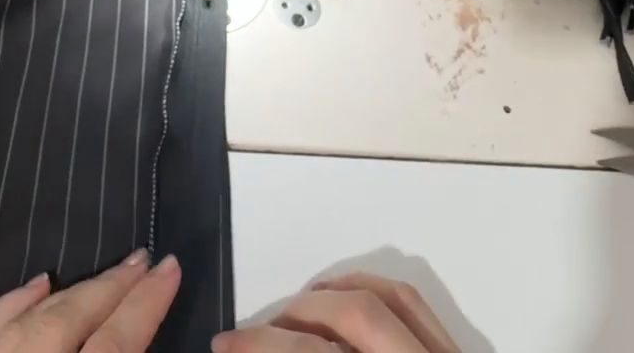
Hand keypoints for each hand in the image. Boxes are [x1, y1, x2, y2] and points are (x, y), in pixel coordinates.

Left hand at [0, 249, 181, 352]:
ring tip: (105, 271)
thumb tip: (141, 335)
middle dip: (112, 287)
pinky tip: (36, 283)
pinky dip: (11, 303)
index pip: (115, 343)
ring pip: (31, 319)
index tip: (169, 266)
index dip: (147, 303)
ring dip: (71, 291)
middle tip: (143, 258)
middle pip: (73, 320)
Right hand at [213, 273, 462, 352]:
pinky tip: (337, 297)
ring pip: (379, 300)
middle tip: (248, 336)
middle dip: (286, 321)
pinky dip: (366, 287)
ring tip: (287, 315)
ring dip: (323, 298)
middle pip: (349, 320)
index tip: (225, 346)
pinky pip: (408, 301)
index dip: (264, 348)